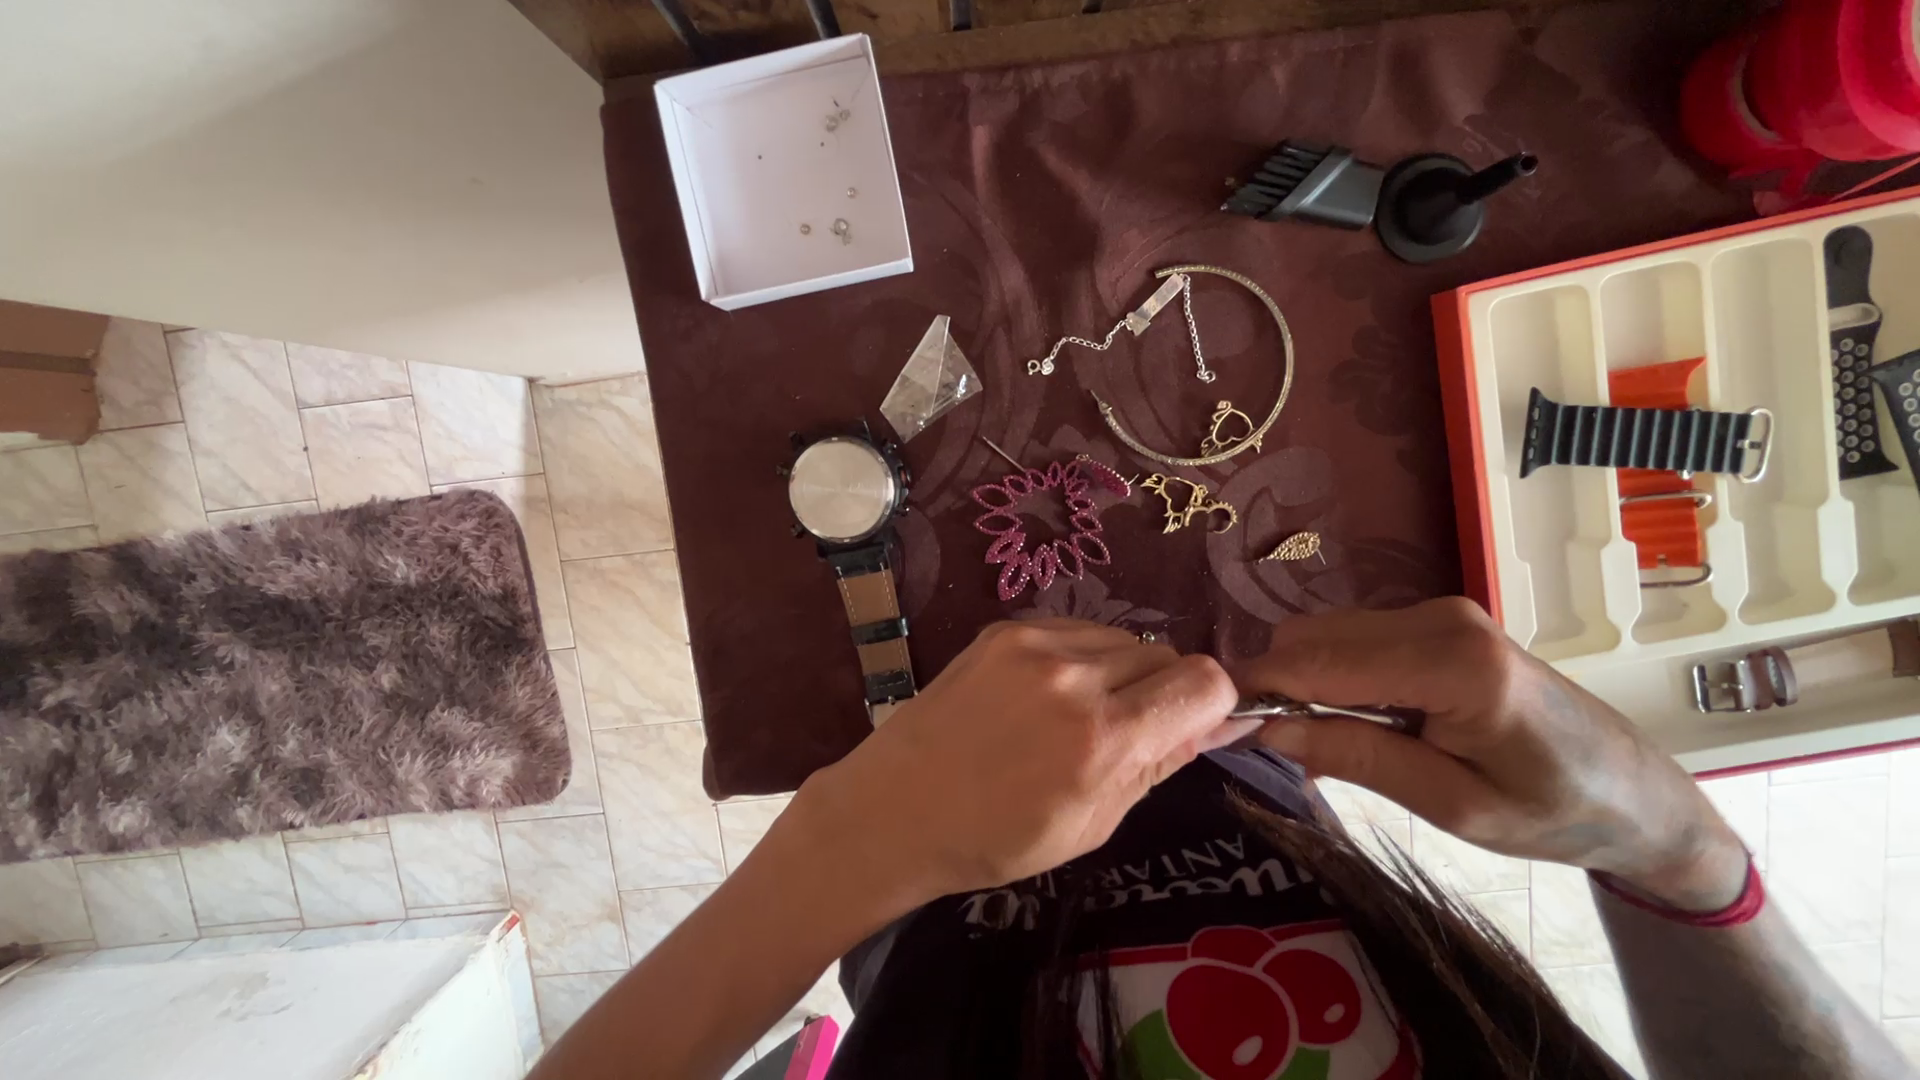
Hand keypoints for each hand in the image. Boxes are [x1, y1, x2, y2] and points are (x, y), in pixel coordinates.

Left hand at [795, 619, 1245, 904]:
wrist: (897, 807)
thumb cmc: (997, 839)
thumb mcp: (1094, 824)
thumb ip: (1158, 763)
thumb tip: (1214, 722)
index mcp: (1105, 737)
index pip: (1204, 681)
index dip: (1210, 706)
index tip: (1187, 728)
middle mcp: (1076, 676)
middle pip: (1165, 655)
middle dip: (1162, 692)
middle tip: (1125, 729)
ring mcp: (1035, 644)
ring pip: (1122, 637)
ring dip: (1120, 671)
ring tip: (1077, 711)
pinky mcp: (1004, 628)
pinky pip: (1075, 629)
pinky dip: (1079, 656)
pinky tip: (1045, 691)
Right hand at [1234, 598, 1749, 911]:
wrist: (1634, 793)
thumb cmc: (1552, 812)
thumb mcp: (1448, 803)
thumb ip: (1353, 755)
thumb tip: (1262, 729)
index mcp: (1451, 663)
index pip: (1317, 661)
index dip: (1257, 690)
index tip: (1218, 728)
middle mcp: (1438, 618)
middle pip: (1309, 638)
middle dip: (1278, 688)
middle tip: (1279, 751)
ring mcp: (1437, 612)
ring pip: (1321, 633)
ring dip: (1303, 683)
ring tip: (1324, 742)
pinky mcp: (1434, 621)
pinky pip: (1349, 637)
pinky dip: (1329, 675)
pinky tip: (1355, 718)